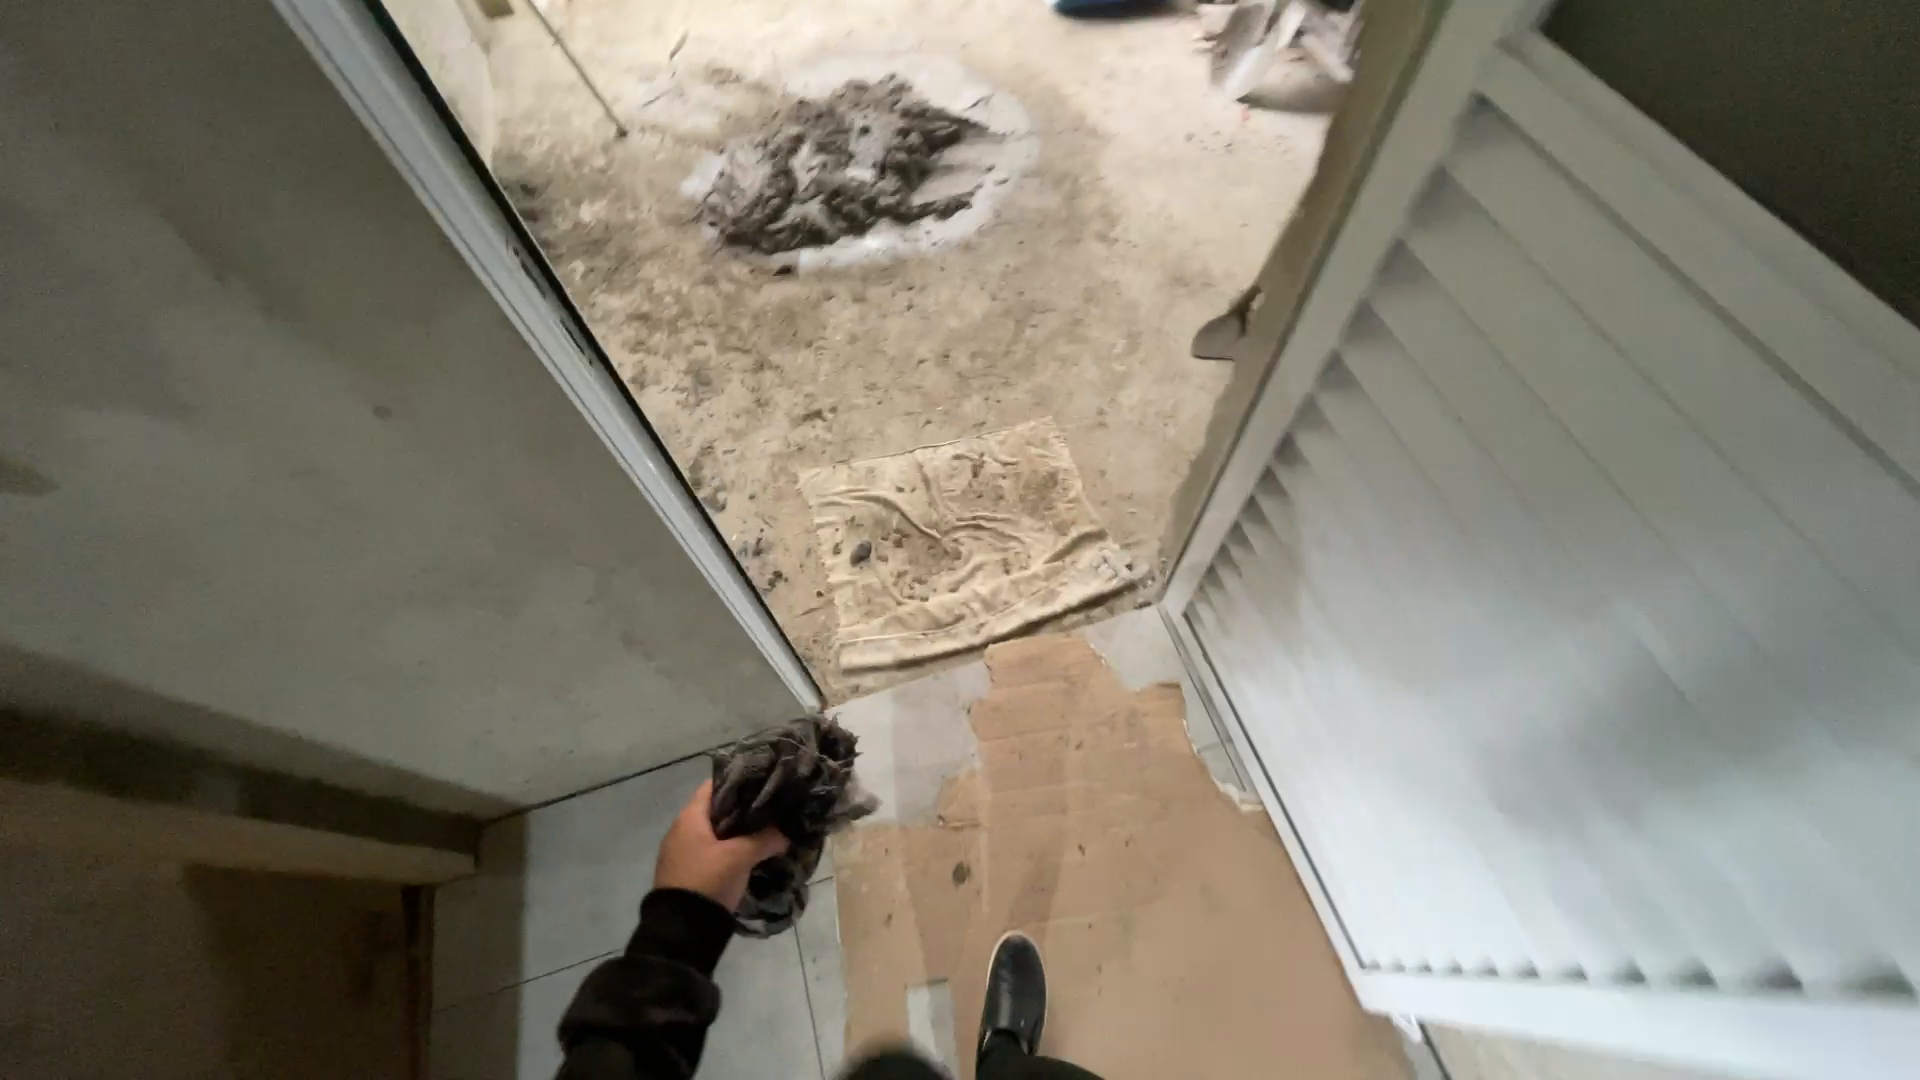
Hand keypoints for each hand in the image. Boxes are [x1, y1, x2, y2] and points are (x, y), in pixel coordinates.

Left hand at [654, 779, 789, 910]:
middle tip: (771, 805)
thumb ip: (765, 839)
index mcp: (689, 818)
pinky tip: (751, 852)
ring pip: (716, 832)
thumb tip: (787, 833)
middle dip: (743, 807)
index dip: (738, 780)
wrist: (680, 932)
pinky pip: (712, 851)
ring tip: (767, 827)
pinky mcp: (688, 873)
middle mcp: (682, 830)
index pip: (714, 785)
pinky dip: (730, 848)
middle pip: (717, 809)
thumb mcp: (740, 857)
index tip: (763, 781)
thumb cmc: (707, 880)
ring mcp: (683, 853)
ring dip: (738, 830)